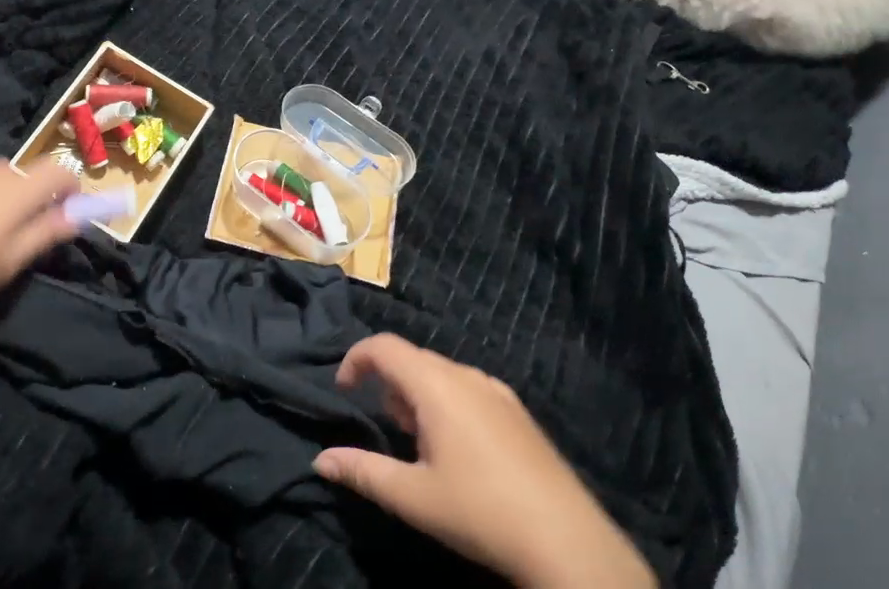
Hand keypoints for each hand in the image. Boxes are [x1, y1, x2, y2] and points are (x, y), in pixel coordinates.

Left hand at [0, 161, 79, 330]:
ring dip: (0, 202)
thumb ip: (46, 235)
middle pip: (29, 175)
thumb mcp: (6, 263)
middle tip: (18, 241)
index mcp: (19, 188)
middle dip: (34, 202)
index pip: (63, 171)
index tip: (64, 222)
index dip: (73, 194)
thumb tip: (78, 216)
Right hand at [313, 335, 655, 588]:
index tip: (343, 390)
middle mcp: (468, 376)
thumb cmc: (480, 512)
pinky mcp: (519, 414)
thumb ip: (362, 471)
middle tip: (383, 427)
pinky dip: (446, 403)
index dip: (355, 359)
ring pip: (442, 375)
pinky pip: (469, 389)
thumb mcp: (411, 496)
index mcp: (437, 385)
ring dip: (417, 395)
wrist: (568, 542)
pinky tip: (456, 451)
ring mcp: (499, 393)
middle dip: (387, 383)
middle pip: (414, 358)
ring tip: (417, 442)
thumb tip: (320, 460)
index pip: (385, 346)